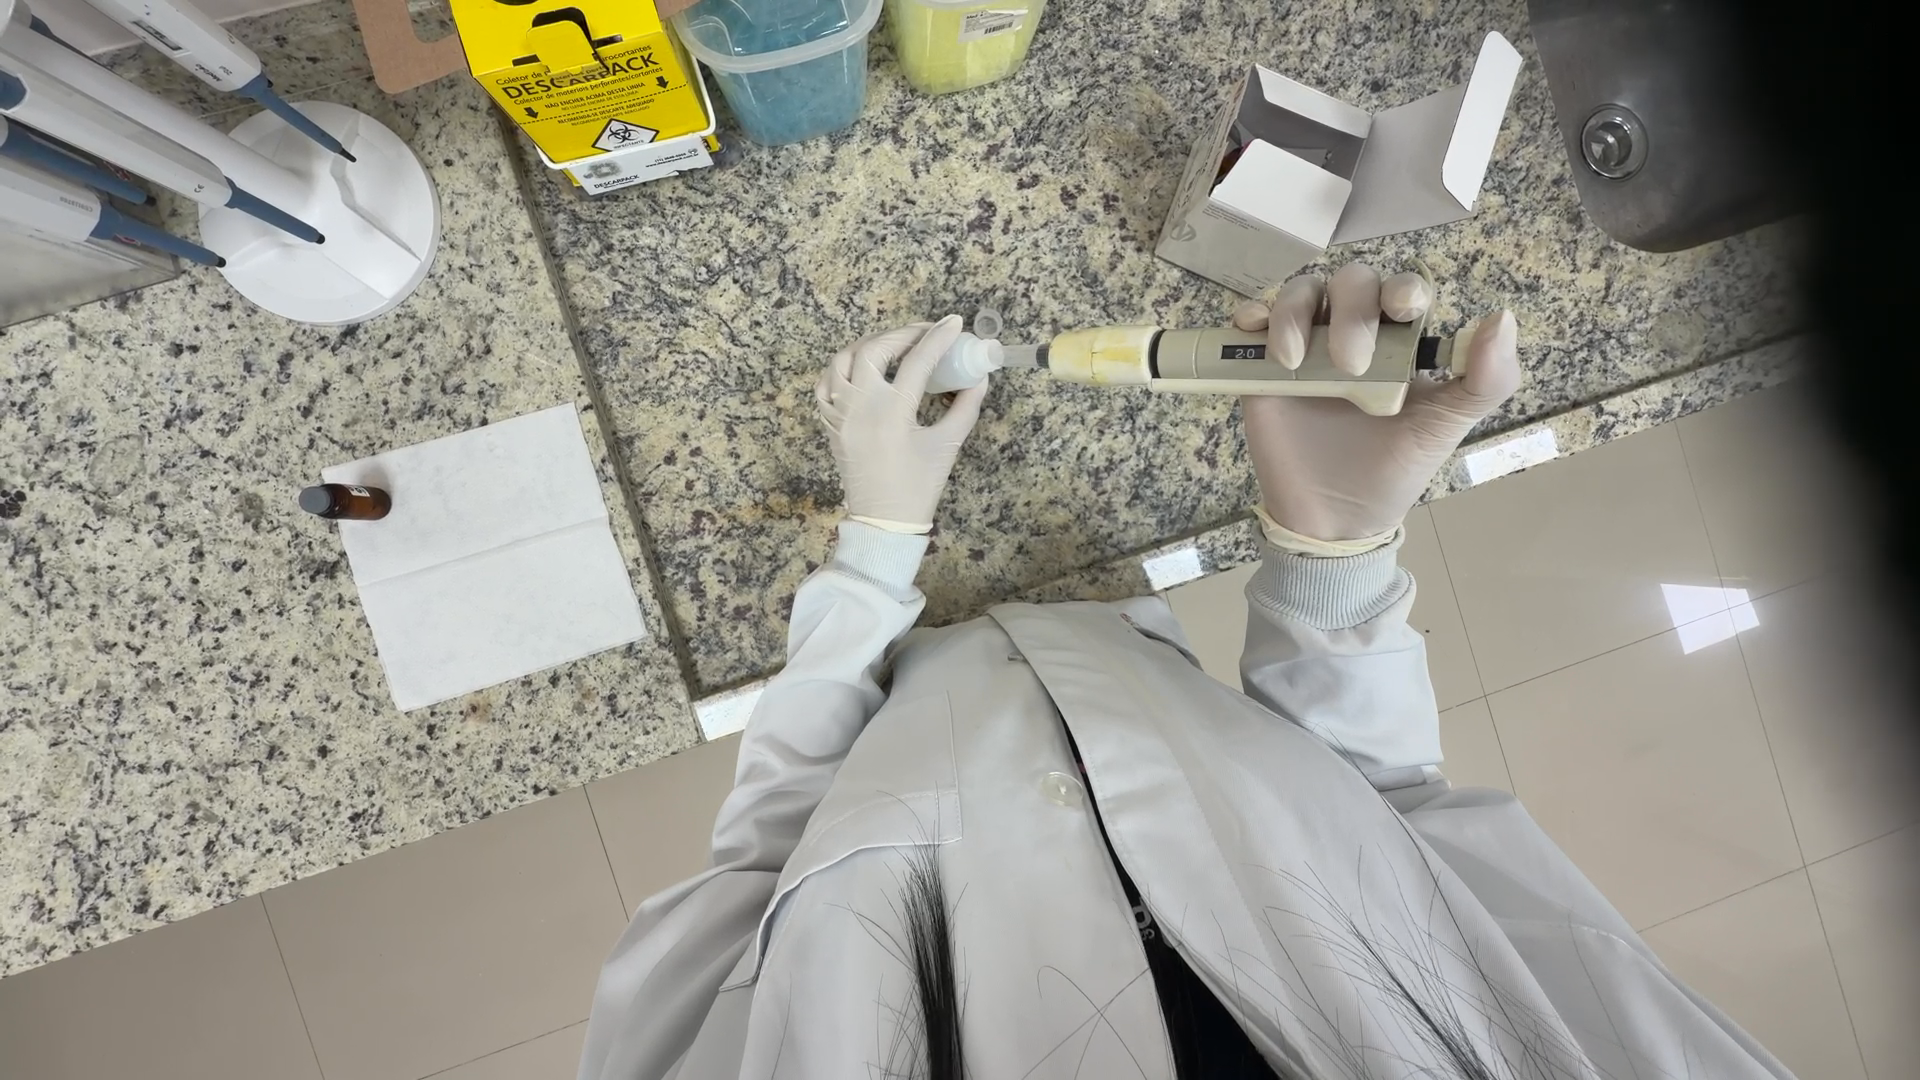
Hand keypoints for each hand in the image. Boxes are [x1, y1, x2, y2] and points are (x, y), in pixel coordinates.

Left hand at [814, 315, 989, 533]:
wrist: (884, 522)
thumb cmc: (918, 488)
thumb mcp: (947, 445)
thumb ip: (965, 406)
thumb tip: (979, 377)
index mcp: (892, 413)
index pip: (918, 361)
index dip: (939, 338)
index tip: (954, 323)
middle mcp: (860, 406)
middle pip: (874, 349)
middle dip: (902, 334)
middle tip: (925, 334)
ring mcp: (839, 414)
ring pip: (843, 360)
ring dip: (869, 346)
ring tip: (894, 347)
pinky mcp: (830, 423)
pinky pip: (827, 384)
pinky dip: (843, 369)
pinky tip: (864, 369)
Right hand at [1232, 263, 1520, 542]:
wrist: (1334, 515)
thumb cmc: (1392, 470)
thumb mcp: (1447, 427)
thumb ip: (1485, 379)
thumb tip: (1499, 318)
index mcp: (1397, 341)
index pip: (1398, 290)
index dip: (1400, 288)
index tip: (1402, 312)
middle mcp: (1348, 335)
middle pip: (1347, 283)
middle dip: (1350, 313)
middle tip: (1350, 366)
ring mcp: (1302, 351)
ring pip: (1297, 295)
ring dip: (1293, 312)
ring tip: (1294, 360)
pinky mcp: (1260, 372)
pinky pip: (1250, 327)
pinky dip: (1248, 315)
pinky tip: (1251, 327)